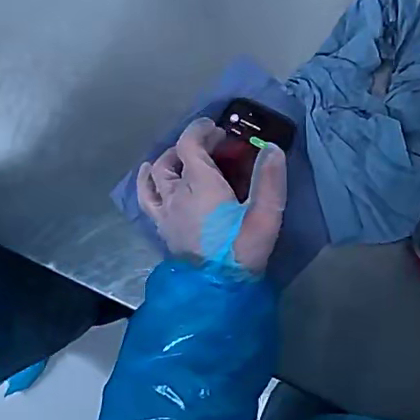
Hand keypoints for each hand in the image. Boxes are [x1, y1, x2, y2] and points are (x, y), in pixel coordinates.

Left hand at [137, 118, 286, 275]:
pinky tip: (153, 181)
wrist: (217, 289)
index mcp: (200, 184)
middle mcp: (176, 193)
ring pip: (155, 176)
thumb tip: (272, 148)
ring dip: (167, 161)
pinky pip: (147, 198)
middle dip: (189, 145)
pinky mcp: (162, 228)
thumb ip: (270, 179)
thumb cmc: (241, 249)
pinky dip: (148, 182)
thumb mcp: (265, 214)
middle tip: (210, 146)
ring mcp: (164, 212)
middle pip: (171, 158)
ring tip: (180, 159)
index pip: (189, 144)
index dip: (201, 131)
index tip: (218, 129)